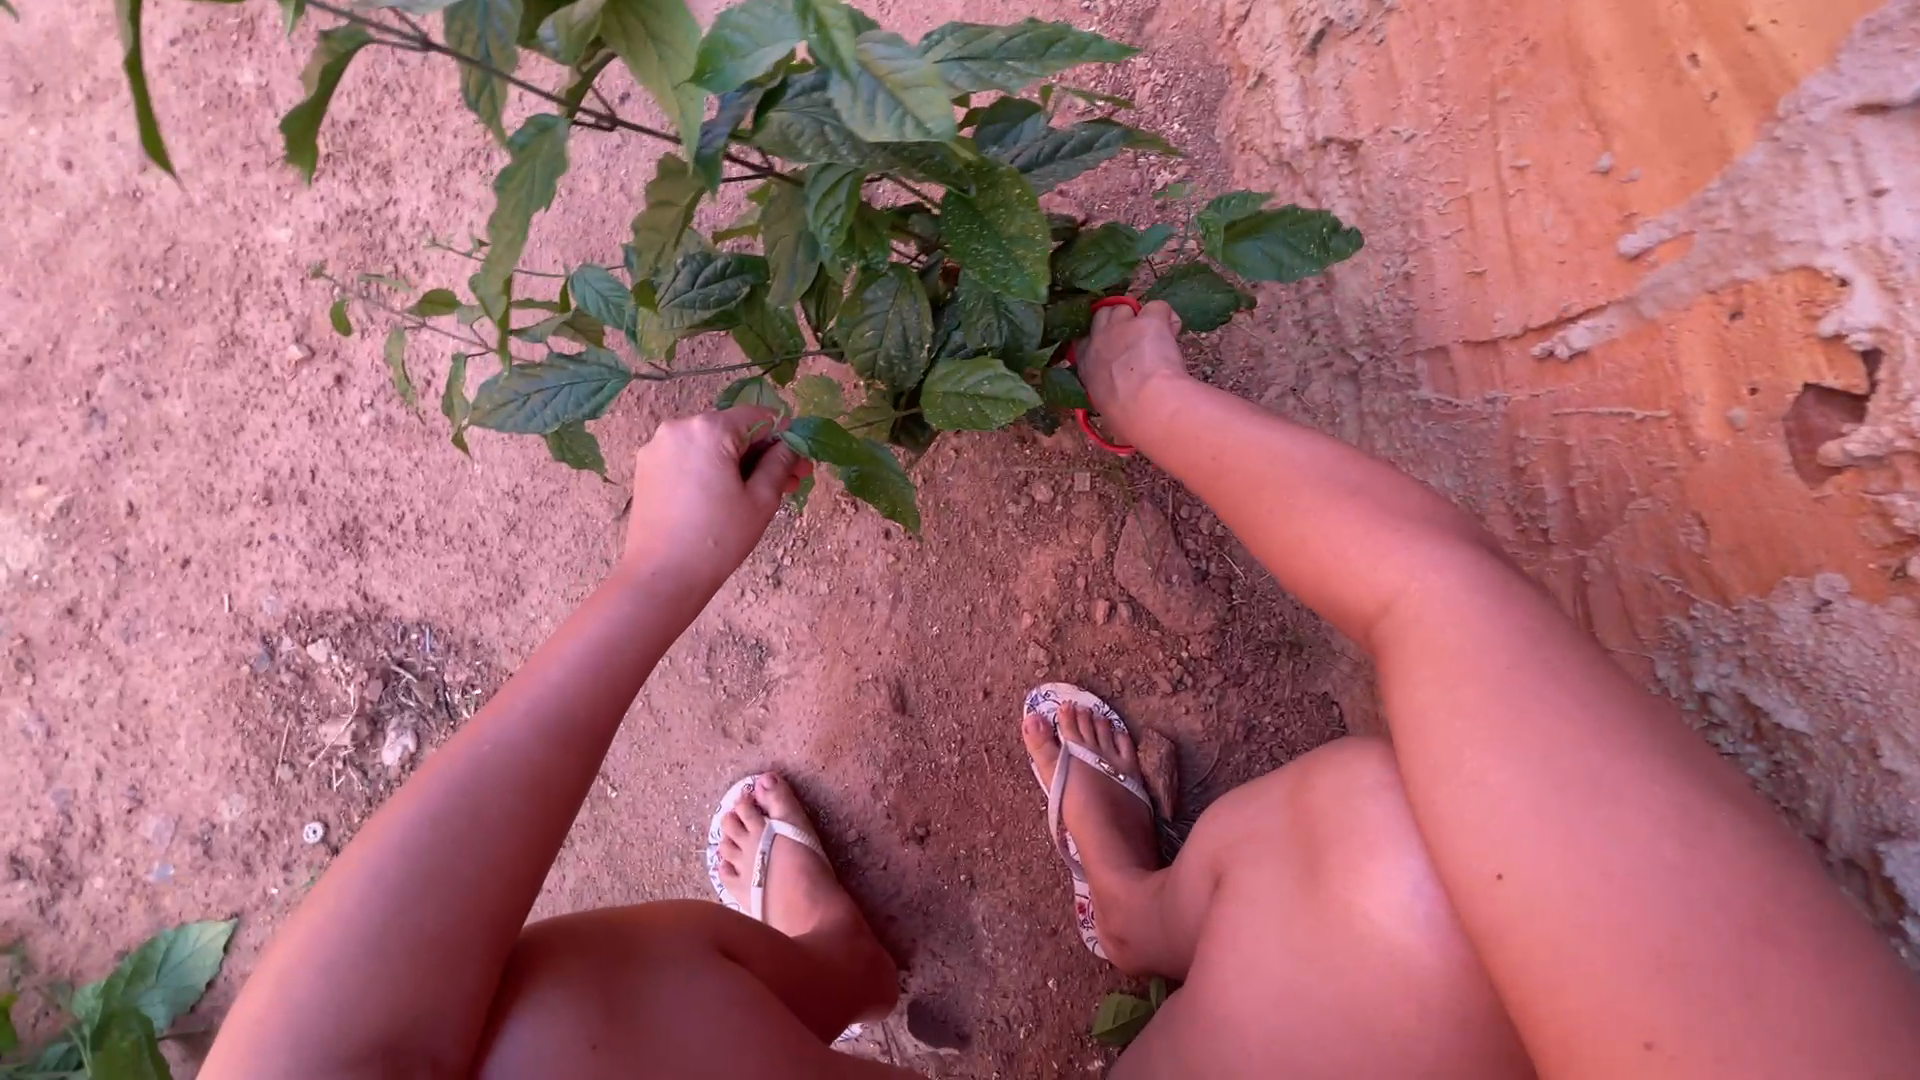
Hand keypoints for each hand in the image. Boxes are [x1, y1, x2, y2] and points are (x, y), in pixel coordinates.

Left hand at [619, 407, 811, 588]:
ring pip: (711, 446)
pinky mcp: (647, 468)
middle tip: (790, 483)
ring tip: (760, 494)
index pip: (759, 417)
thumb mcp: (762, 499)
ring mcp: (658, 447)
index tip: (800, 463)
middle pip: (733, 431)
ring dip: (739, 463)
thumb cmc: (719, 537)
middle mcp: (678, 427)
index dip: (785, 437)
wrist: (663, 575)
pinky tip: (726, 497)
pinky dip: (712, 470)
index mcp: (709, 429)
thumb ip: (779, 463)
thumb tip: (789, 446)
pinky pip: (690, 459)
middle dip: (763, 453)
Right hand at [1075, 300, 1189, 443]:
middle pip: (1104, 313)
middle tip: (1135, 337)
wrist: (1147, 403)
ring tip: (1157, 335)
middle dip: (1118, 320)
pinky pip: (1159, 307)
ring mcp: (1124, 326)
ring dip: (1140, 316)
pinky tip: (1174, 333)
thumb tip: (1119, 403)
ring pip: (1127, 306)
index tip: (1112, 349)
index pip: (1084, 341)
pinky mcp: (1149, 320)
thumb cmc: (1125, 416)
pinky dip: (1168, 318)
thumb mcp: (1105, 407)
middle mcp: (1100, 339)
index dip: (1099, 339)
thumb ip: (1106, 394)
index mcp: (1086, 364)